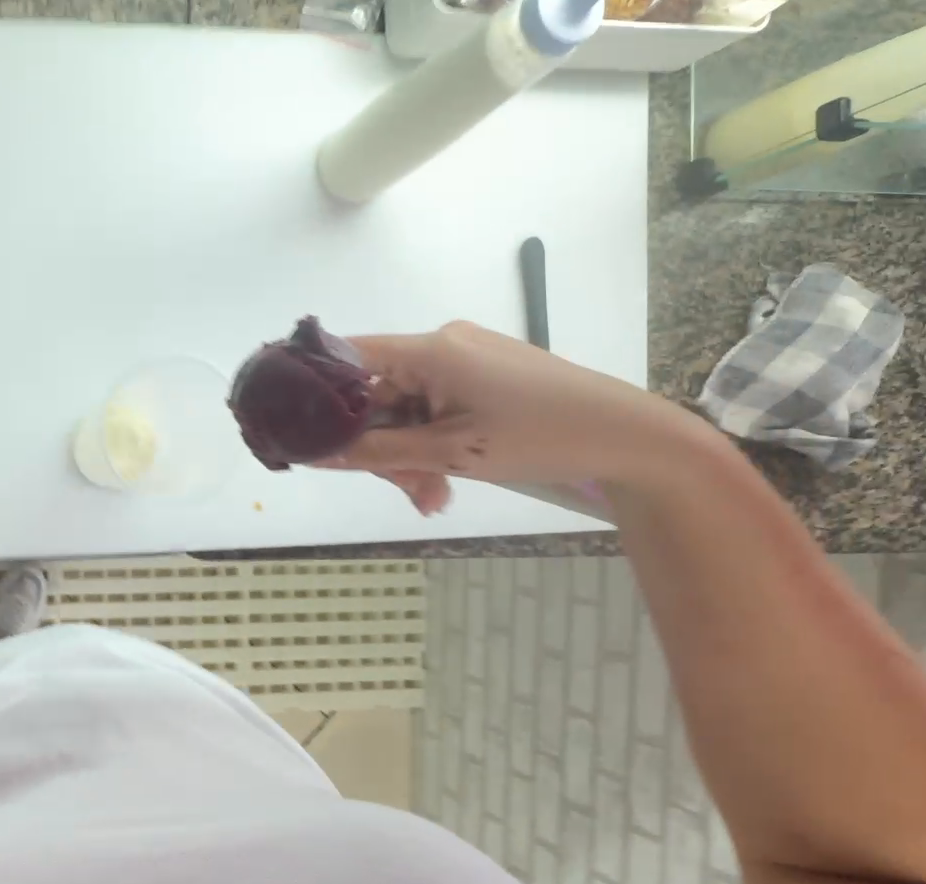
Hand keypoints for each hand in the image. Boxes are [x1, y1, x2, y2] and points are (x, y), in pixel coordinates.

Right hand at [329, 322, 711, 512]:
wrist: (632, 437)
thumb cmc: (541, 437)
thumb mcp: (449, 453)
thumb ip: (375, 453)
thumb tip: (314, 454)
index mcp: (431, 350)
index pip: (346, 355)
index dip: (312, 386)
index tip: (293, 424)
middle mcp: (441, 344)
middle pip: (376, 393)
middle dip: (377, 444)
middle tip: (404, 491)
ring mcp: (463, 358)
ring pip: (404, 408)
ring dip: (406, 454)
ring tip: (432, 497)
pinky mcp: (481, 375)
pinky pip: (433, 408)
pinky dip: (430, 443)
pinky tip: (444, 481)